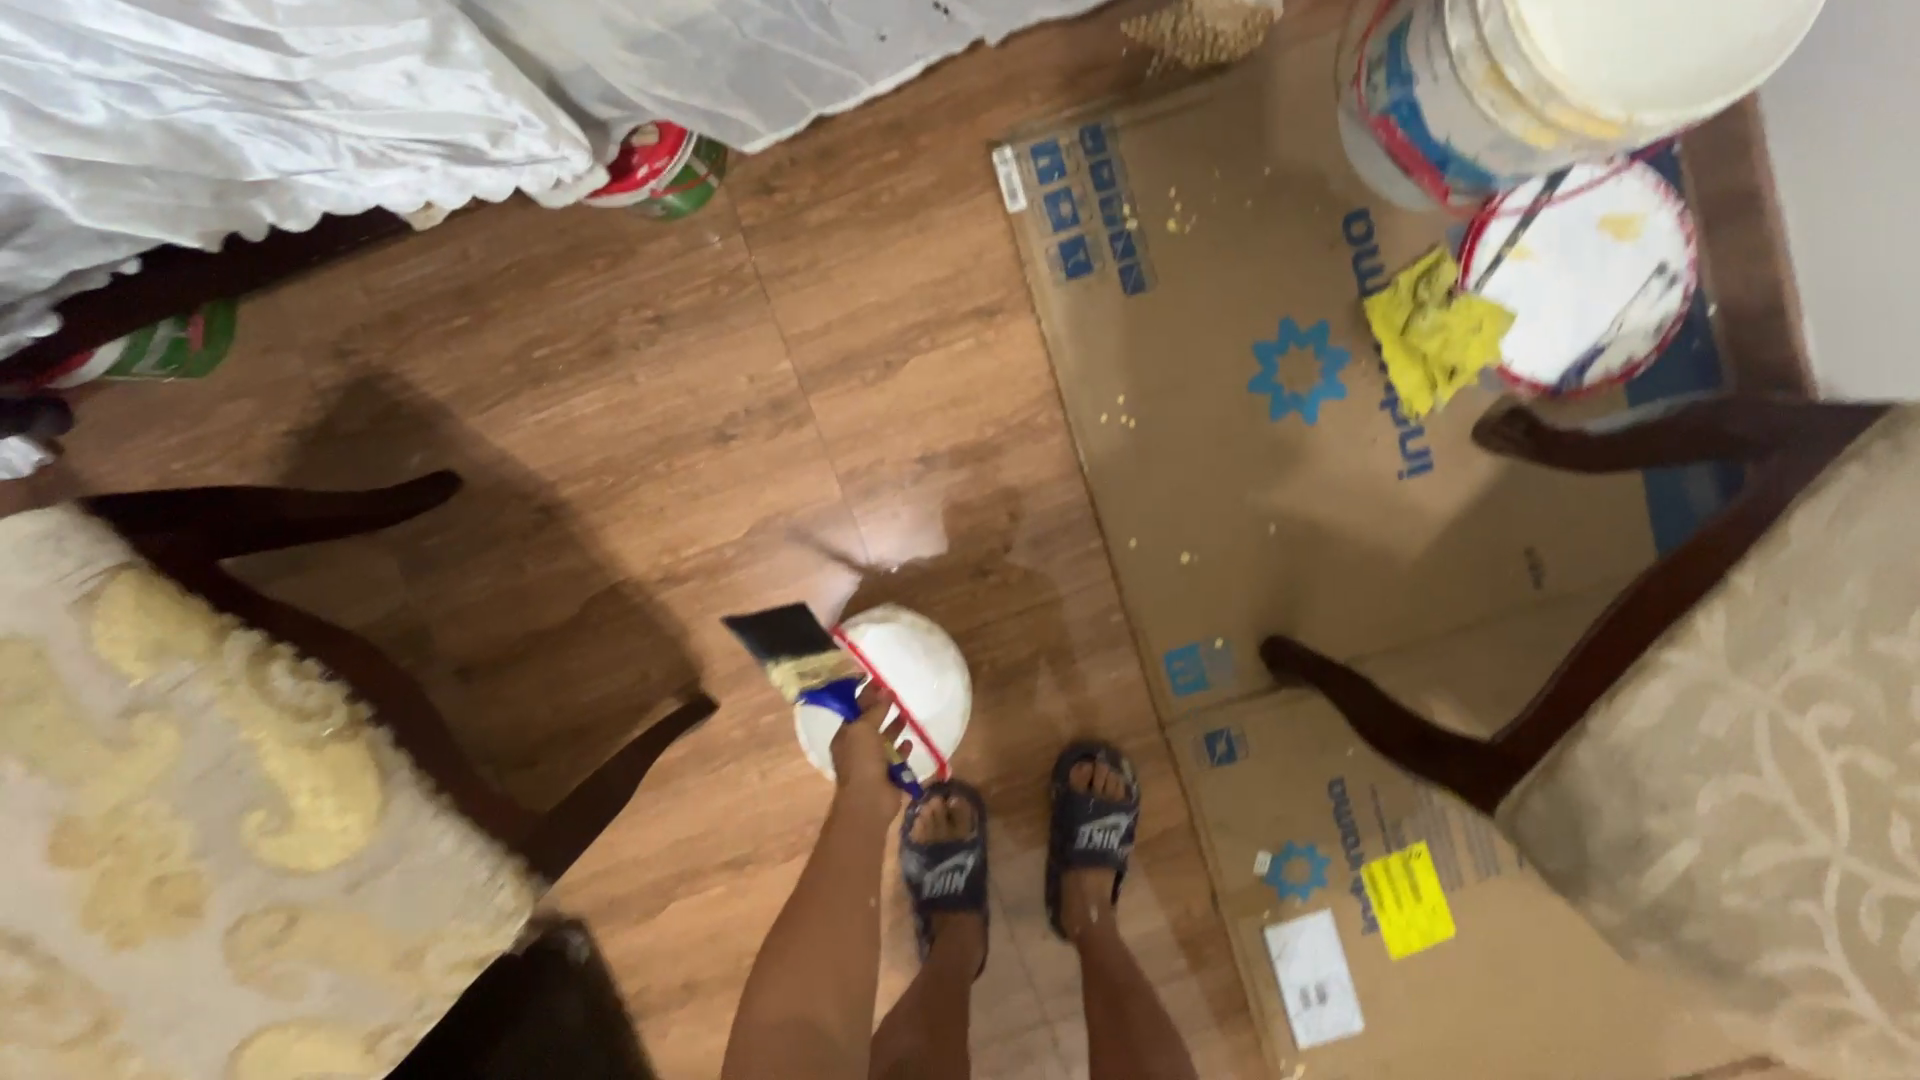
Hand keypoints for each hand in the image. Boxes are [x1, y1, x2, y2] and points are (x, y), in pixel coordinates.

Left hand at [829, 683, 911, 819]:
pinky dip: (902, 750)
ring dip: (893, 728)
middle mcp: (857, 747)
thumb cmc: (861, 761)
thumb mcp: (863, 729)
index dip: (865, 695)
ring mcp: (873, 762)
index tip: (877, 680)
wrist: (870, 799)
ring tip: (905, 715)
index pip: (854, 710)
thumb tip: (884, 690)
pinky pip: (896, 758)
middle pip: (870, 724)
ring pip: (884, 740)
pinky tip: (909, 743)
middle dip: (881, 710)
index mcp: (845, 736)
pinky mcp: (889, 774)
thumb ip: (874, 710)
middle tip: (895, 693)